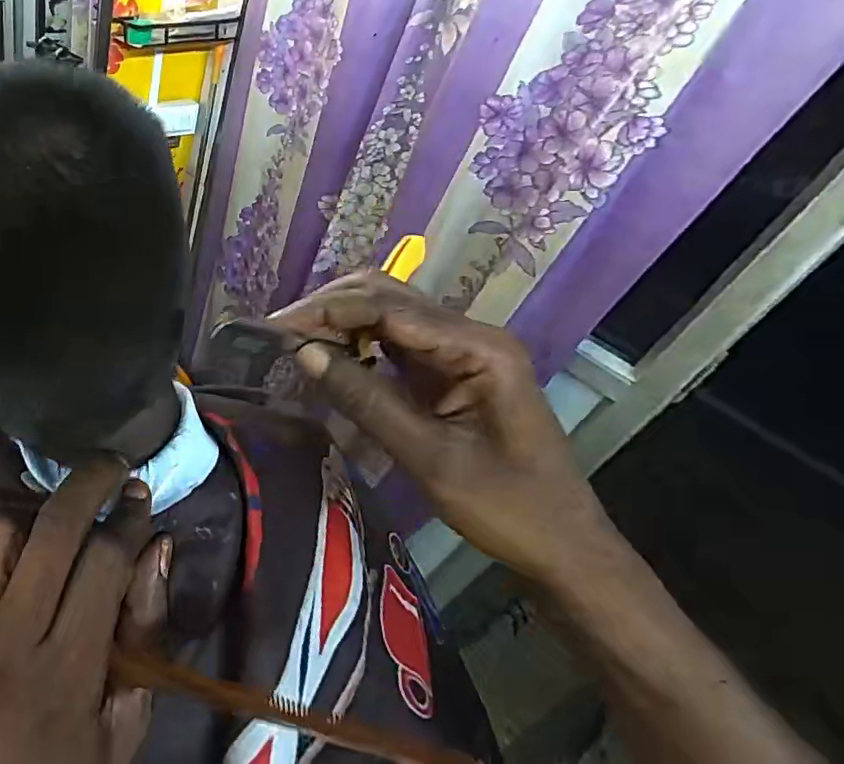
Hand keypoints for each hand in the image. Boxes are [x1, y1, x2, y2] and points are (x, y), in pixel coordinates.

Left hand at [0, 456, 168, 763]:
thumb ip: (143, 637)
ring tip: (48, 513)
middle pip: (54, 528)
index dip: (129, 518)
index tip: (139, 494)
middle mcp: (11, 635)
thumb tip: (156, 549)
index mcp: (68, 668)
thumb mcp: (122, 726)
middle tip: (109, 465)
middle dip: (88, 481)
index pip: (105, 562)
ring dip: (27, 511)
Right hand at [268, 271, 622, 585]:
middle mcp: (470, 334)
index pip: (387, 308)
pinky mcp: (448, 367)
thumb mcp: (428, 458)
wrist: (565, 548)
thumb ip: (365, 400)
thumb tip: (302, 353)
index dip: (328, 312)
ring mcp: (460, 349)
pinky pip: (393, 338)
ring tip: (294, 340)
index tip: (278, 328)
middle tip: (279, 331)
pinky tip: (329, 355)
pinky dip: (356, 340)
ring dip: (339, 319)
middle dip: (329, 307)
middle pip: (386, 296)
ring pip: (386, 311)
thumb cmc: (507, 508)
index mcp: (478, 348)